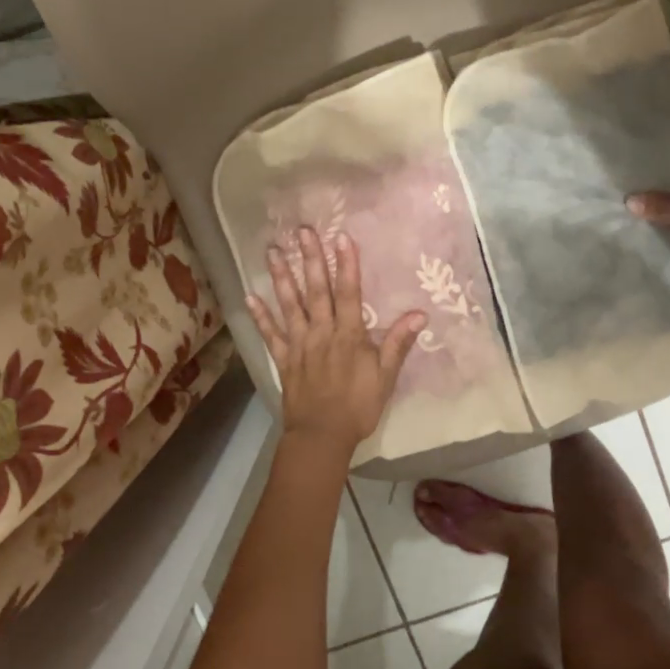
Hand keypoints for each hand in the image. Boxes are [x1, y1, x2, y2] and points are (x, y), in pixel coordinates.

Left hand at [247, 228, 426, 455]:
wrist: (321, 437)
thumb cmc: (358, 407)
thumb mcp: (385, 377)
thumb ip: (398, 343)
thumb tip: (419, 314)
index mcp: (348, 335)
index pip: (348, 293)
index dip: (346, 264)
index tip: (341, 237)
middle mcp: (322, 333)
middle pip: (316, 290)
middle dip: (310, 259)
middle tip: (302, 231)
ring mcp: (300, 345)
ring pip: (290, 305)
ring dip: (282, 277)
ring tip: (272, 251)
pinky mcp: (284, 359)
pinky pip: (271, 334)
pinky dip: (260, 315)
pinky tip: (249, 295)